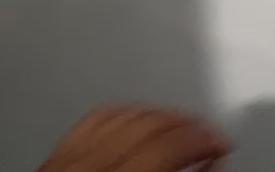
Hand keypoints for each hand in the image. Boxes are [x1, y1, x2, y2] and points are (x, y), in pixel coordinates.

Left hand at [36, 106, 230, 171]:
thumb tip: (213, 162)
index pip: (169, 145)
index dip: (204, 138)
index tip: (223, 141)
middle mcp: (88, 162)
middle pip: (149, 123)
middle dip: (187, 122)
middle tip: (210, 131)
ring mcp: (65, 157)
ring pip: (124, 113)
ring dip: (159, 114)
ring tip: (182, 122)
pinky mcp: (51, 157)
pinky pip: (94, 119)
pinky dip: (124, 113)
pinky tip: (138, 116)